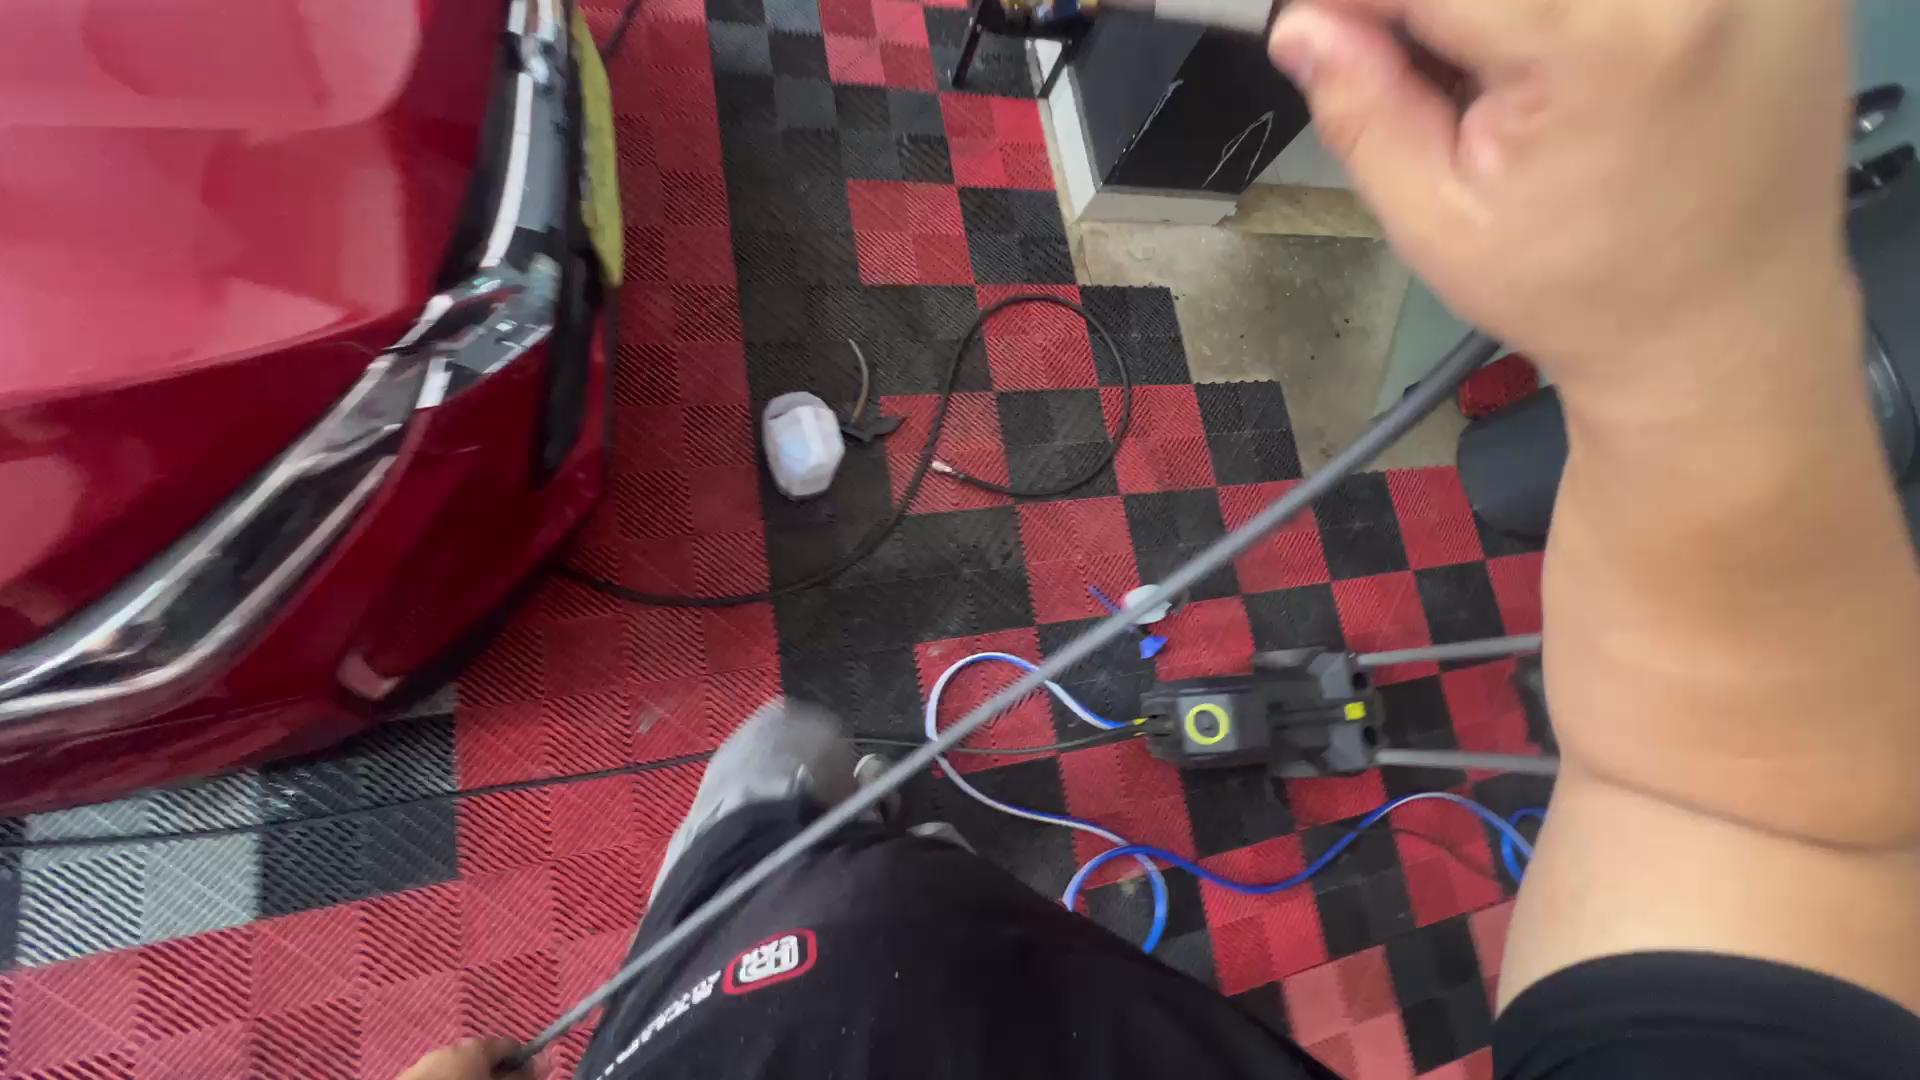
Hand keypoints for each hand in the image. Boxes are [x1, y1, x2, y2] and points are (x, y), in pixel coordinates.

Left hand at [396, 1037, 549, 1079]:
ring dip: (467, 1077)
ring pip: (459, 1068)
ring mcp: (429, 1061)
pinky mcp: (408, 1076)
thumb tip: (549, 1057)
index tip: (523, 1079)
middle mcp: (456, 1045)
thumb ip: (522, 1077)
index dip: (520, 1063)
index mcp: (480, 1044)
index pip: (511, 1045)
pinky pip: (438, 1076)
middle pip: (484, 1057)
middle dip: (492, 1072)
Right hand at [1267, 0, 1858, 410]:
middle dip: (1414, 1)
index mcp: (1597, 40)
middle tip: (1381, 52)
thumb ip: (1363, 111)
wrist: (1715, 310)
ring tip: (1470, 74)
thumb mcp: (1431, 220)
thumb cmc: (1567, 285)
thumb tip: (1301, 27)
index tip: (1308, 20)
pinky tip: (1537, 59)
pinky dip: (1543, 7)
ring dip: (1476, 6)